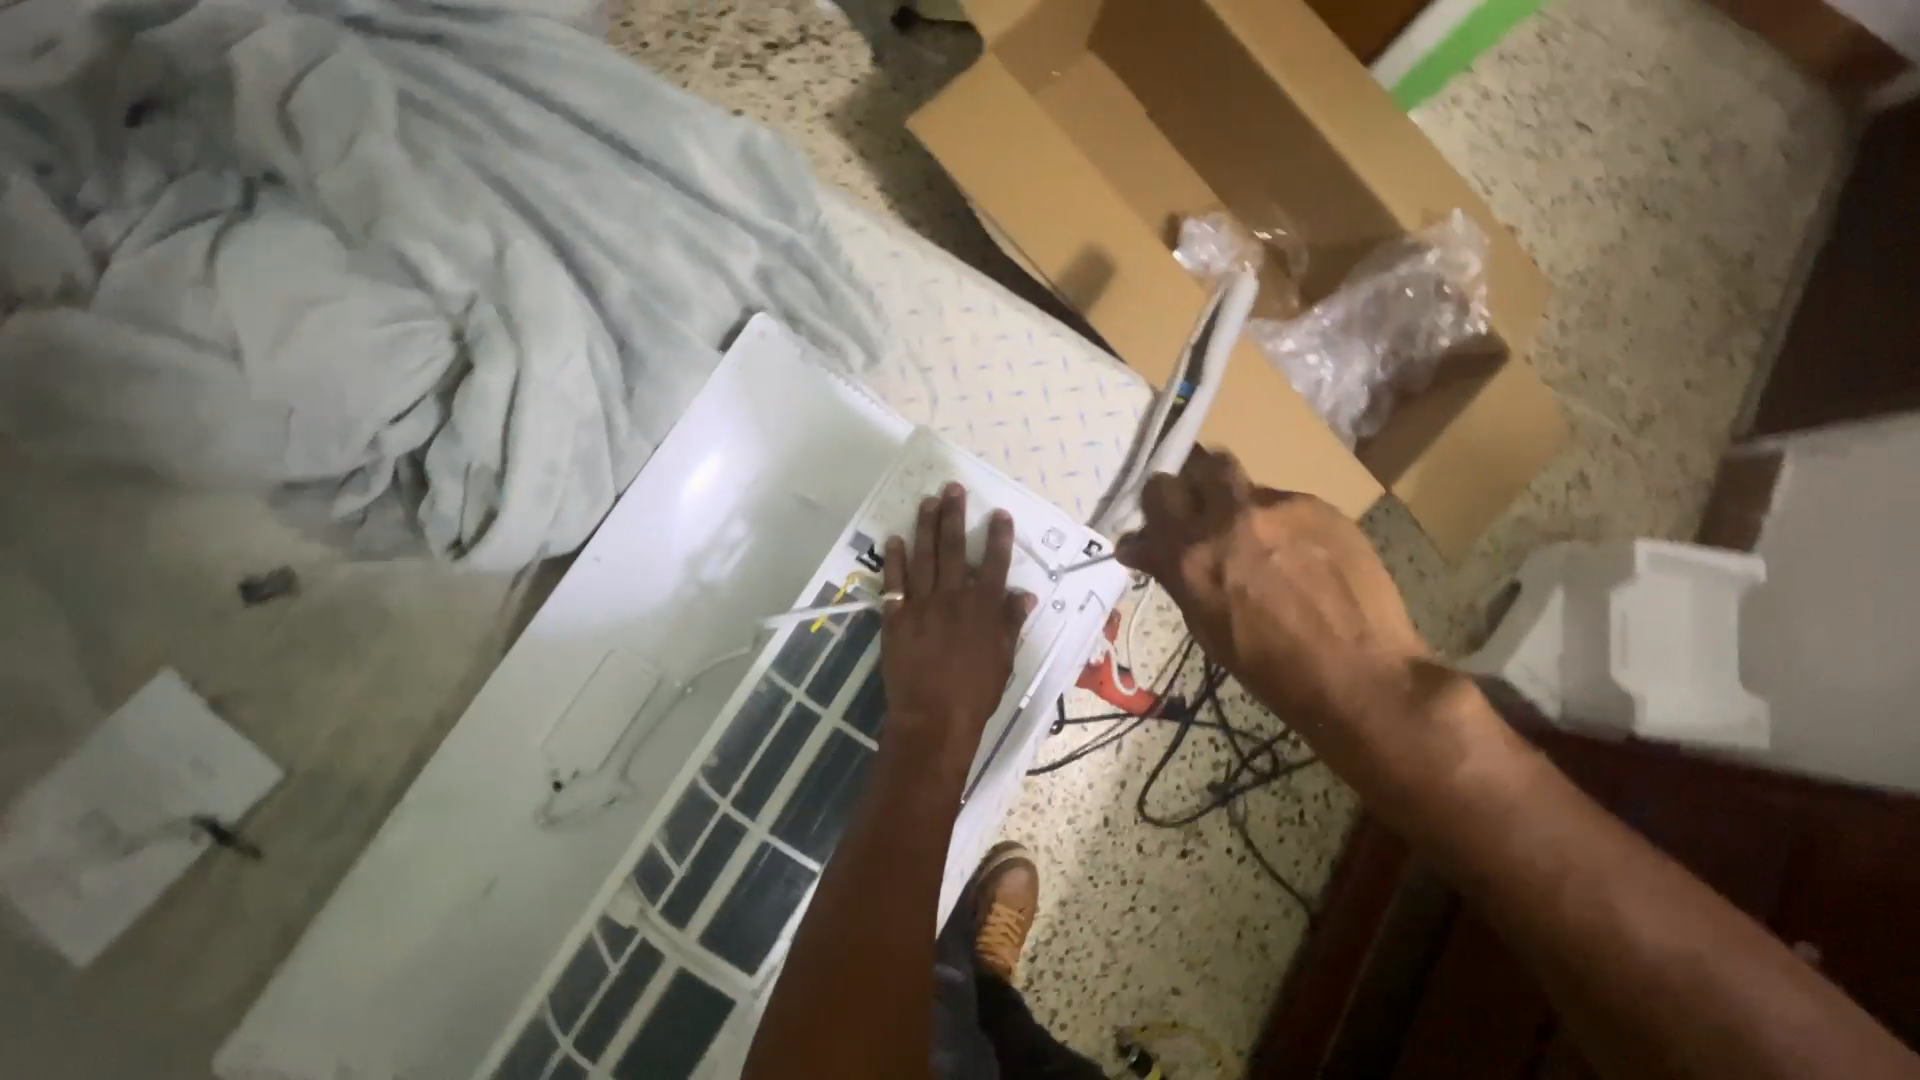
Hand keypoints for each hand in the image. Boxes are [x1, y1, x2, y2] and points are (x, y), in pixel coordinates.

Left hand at [879, 483, 1033, 758]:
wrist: (933, 718)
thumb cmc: (976, 693)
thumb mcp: (1004, 659)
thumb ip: (1011, 623)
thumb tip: (1024, 596)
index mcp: (984, 608)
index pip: (994, 563)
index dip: (997, 536)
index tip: (998, 513)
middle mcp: (953, 598)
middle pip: (953, 548)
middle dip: (954, 516)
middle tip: (952, 489)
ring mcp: (921, 605)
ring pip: (923, 556)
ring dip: (925, 526)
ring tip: (927, 501)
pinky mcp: (895, 618)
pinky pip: (894, 582)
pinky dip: (894, 560)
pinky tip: (894, 540)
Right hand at [1115, 448, 1432, 741]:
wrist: (1358, 673)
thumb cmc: (1270, 669)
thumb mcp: (1206, 627)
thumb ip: (1174, 575)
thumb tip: (1138, 549)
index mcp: (1190, 554)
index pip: (1156, 496)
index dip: (1158, 507)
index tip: (1162, 524)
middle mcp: (1228, 519)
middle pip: (1200, 466)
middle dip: (1196, 485)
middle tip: (1204, 511)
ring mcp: (1277, 507)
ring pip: (1245, 481)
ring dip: (1239, 499)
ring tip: (1256, 533)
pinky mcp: (1320, 507)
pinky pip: (1286, 502)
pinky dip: (1282, 522)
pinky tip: (1301, 554)